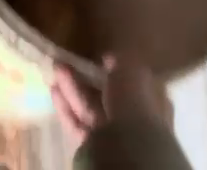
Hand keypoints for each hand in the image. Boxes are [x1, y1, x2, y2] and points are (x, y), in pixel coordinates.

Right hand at [51, 56, 172, 146]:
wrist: (127, 151)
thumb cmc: (135, 108)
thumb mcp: (132, 74)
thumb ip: (122, 63)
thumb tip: (111, 55)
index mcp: (153, 105)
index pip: (135, 84)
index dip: (118, 70)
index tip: (99, 55)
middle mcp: (135, 121)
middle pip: (108, 95)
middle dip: (87, 76)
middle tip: (68, 58)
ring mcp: (114, 134)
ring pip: (90, 106)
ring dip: (72, 86)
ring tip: (55, 67)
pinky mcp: (94, 146)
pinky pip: (77, 122)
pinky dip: (65, 106)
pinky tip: (53, 90)